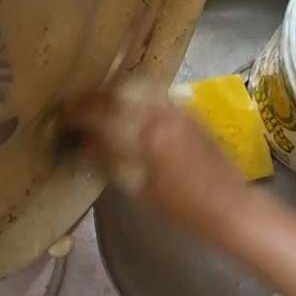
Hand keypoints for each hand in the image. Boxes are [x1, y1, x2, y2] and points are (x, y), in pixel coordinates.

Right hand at [71, 80, 260, 237]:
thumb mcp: (140, 190)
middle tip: (80, 109)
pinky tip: (132, 110)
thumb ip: (111, 163)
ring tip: (103, 107)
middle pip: (119, 92)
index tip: (65, 118)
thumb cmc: (183, 207)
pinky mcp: (191, 113)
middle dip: (95, 98)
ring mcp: (179, 110)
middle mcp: (162, 113)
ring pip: (140, 87)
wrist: (230, 206)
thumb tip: (87, 146)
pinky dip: (138, 96)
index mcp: (146, 134)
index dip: (78, 114)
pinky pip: (158, 94)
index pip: (102, 115)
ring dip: (117, 93)